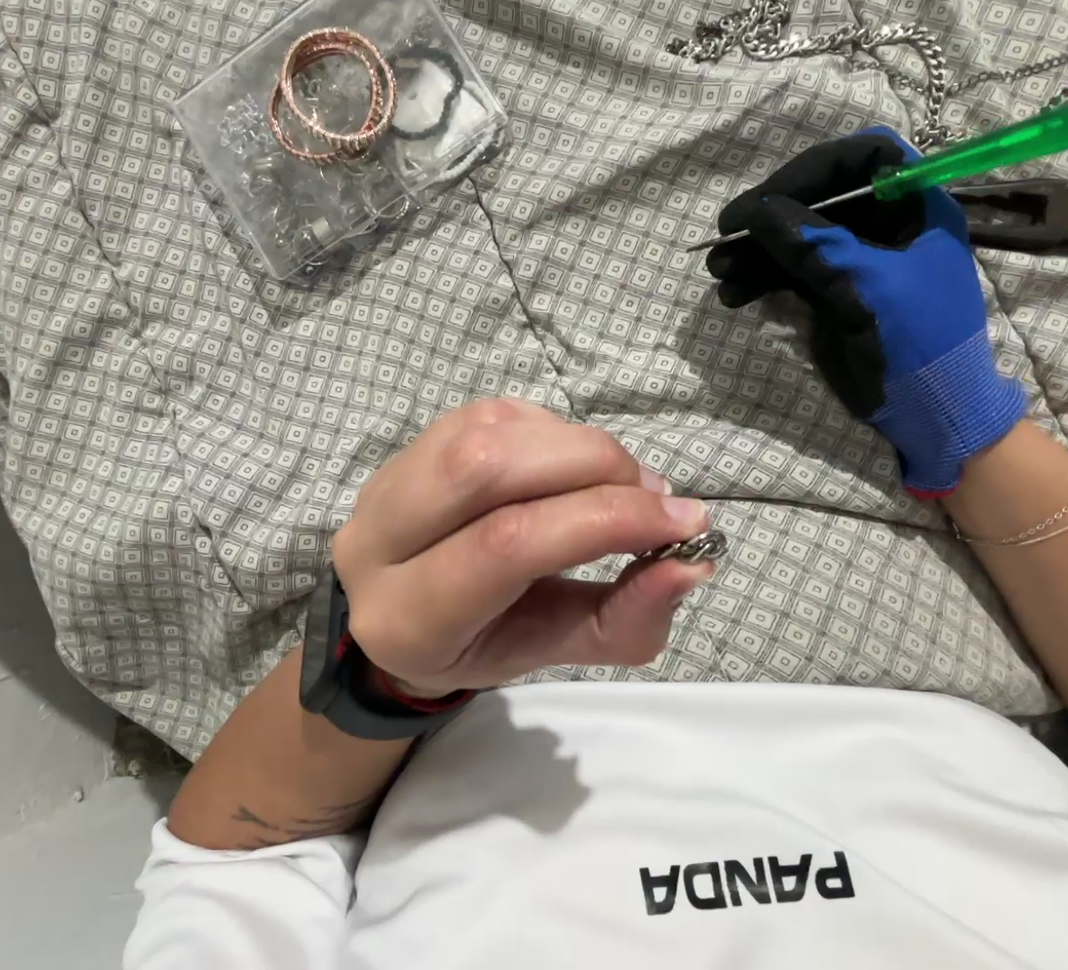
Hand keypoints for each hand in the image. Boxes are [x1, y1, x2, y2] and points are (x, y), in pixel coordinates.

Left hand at [329, 398, 714, 695]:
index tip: (683, 523)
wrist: (400, 618)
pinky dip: (552, 432)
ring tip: (621, 483)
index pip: (507, 545)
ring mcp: (386, 482)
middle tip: (654, 498)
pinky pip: (490, 415)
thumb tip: (690, 563)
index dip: (605, 520)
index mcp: (408, 615)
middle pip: (487, 468)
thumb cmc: (479, 644)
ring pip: (486, 431)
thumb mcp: (552, 652)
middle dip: (594, 467)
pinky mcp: (410, 444)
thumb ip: (622, 622)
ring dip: (576, 444)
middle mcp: (377, 539)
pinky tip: (571, 465)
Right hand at [707, 129, 1024, 495]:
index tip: (766, 198)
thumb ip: (814, 245)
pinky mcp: (834, 292)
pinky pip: (791, 271)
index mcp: (914, 208)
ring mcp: (857, 259)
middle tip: (726, 233)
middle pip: (820, 196)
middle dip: (770, 214)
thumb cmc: (917, 342)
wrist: (931, 412)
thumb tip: (755, 211)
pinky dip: (759, 278)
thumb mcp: (867, 288)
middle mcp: (884, 224)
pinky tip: (732, 294)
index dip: (811, 168)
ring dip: (755, 249)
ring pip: (798, 235)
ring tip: (717, 269)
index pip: (862, 158)